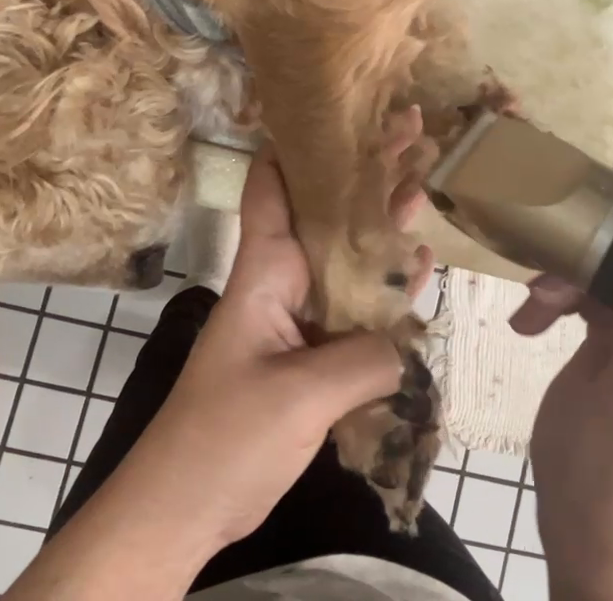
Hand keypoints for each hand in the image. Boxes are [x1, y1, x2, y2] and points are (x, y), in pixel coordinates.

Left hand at [7, 117, 432, 600]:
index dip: (296, 144)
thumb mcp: (298, 396)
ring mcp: (300, 320)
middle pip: (328, 215)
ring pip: (348, 258)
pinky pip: (357, 310)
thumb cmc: (224, 438)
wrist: (187, 507)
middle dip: (367, 173)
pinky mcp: (315, 357)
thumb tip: (408, 341)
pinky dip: (387, 286)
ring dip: (384, 223)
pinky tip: (420, 263)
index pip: (273, 189)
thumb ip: (364, 359)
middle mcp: (284, 284)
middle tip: (412, 129)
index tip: (334, 105)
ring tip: (425, 177)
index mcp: (264, 273)